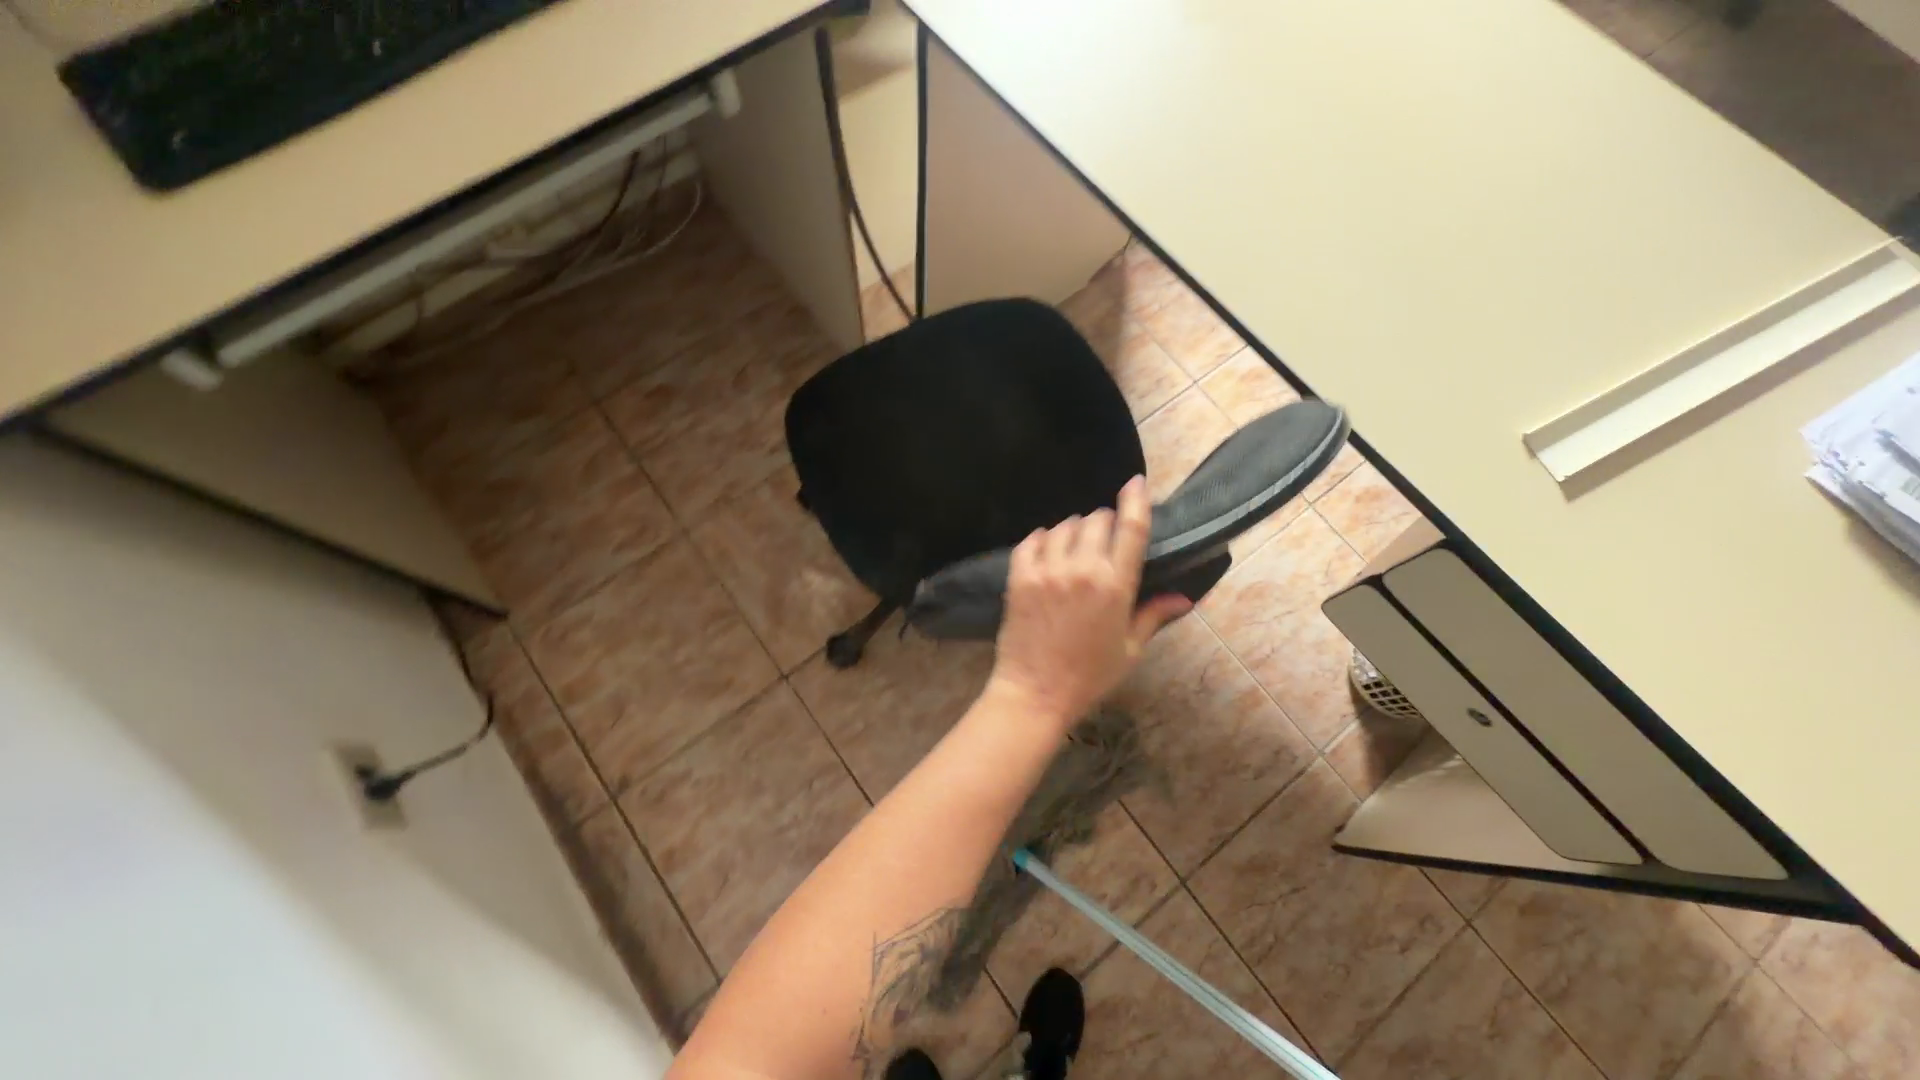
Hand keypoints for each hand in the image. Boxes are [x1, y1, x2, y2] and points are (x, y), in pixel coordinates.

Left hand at [986, 475, 1193, 729]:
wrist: (1036, 693)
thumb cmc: (1090, 676)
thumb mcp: (1130, 649)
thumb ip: (1154, 615)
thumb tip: (1184, 597)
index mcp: (1116, 586)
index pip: (1131, 528)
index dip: (1135, 500)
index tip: (1136, 483)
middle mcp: (1083, 570)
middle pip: (1096, 521)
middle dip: (1103, 523)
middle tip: (1103, 540)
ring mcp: (1048, 571)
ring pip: (1063, 527)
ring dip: (1073, 532)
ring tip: (1074, 549)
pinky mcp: (1019, 578)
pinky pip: (1031, 541)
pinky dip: (1041, 540)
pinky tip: (1047, 551)